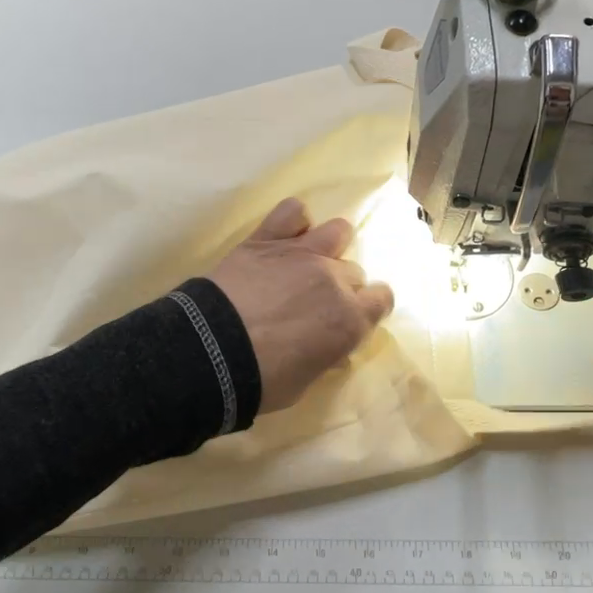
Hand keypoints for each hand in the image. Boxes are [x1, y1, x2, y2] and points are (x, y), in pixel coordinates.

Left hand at [208, 199, 394, 413]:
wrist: (210, 353)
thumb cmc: (261, 380)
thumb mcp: (305, 381)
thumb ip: (324, 356)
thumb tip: (331, 349)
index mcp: (349, 319)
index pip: (383, 298)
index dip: (369, 307)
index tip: (352, 317)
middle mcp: (333, 279)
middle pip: (354, 271)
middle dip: (341, 286)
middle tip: (315, 303)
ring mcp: (302, 253)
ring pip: (337, 232)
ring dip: (329, 247)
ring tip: (307, 263)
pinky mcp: (266, 239)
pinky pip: (293, 211)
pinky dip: (294, 221)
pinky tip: (284, 237)